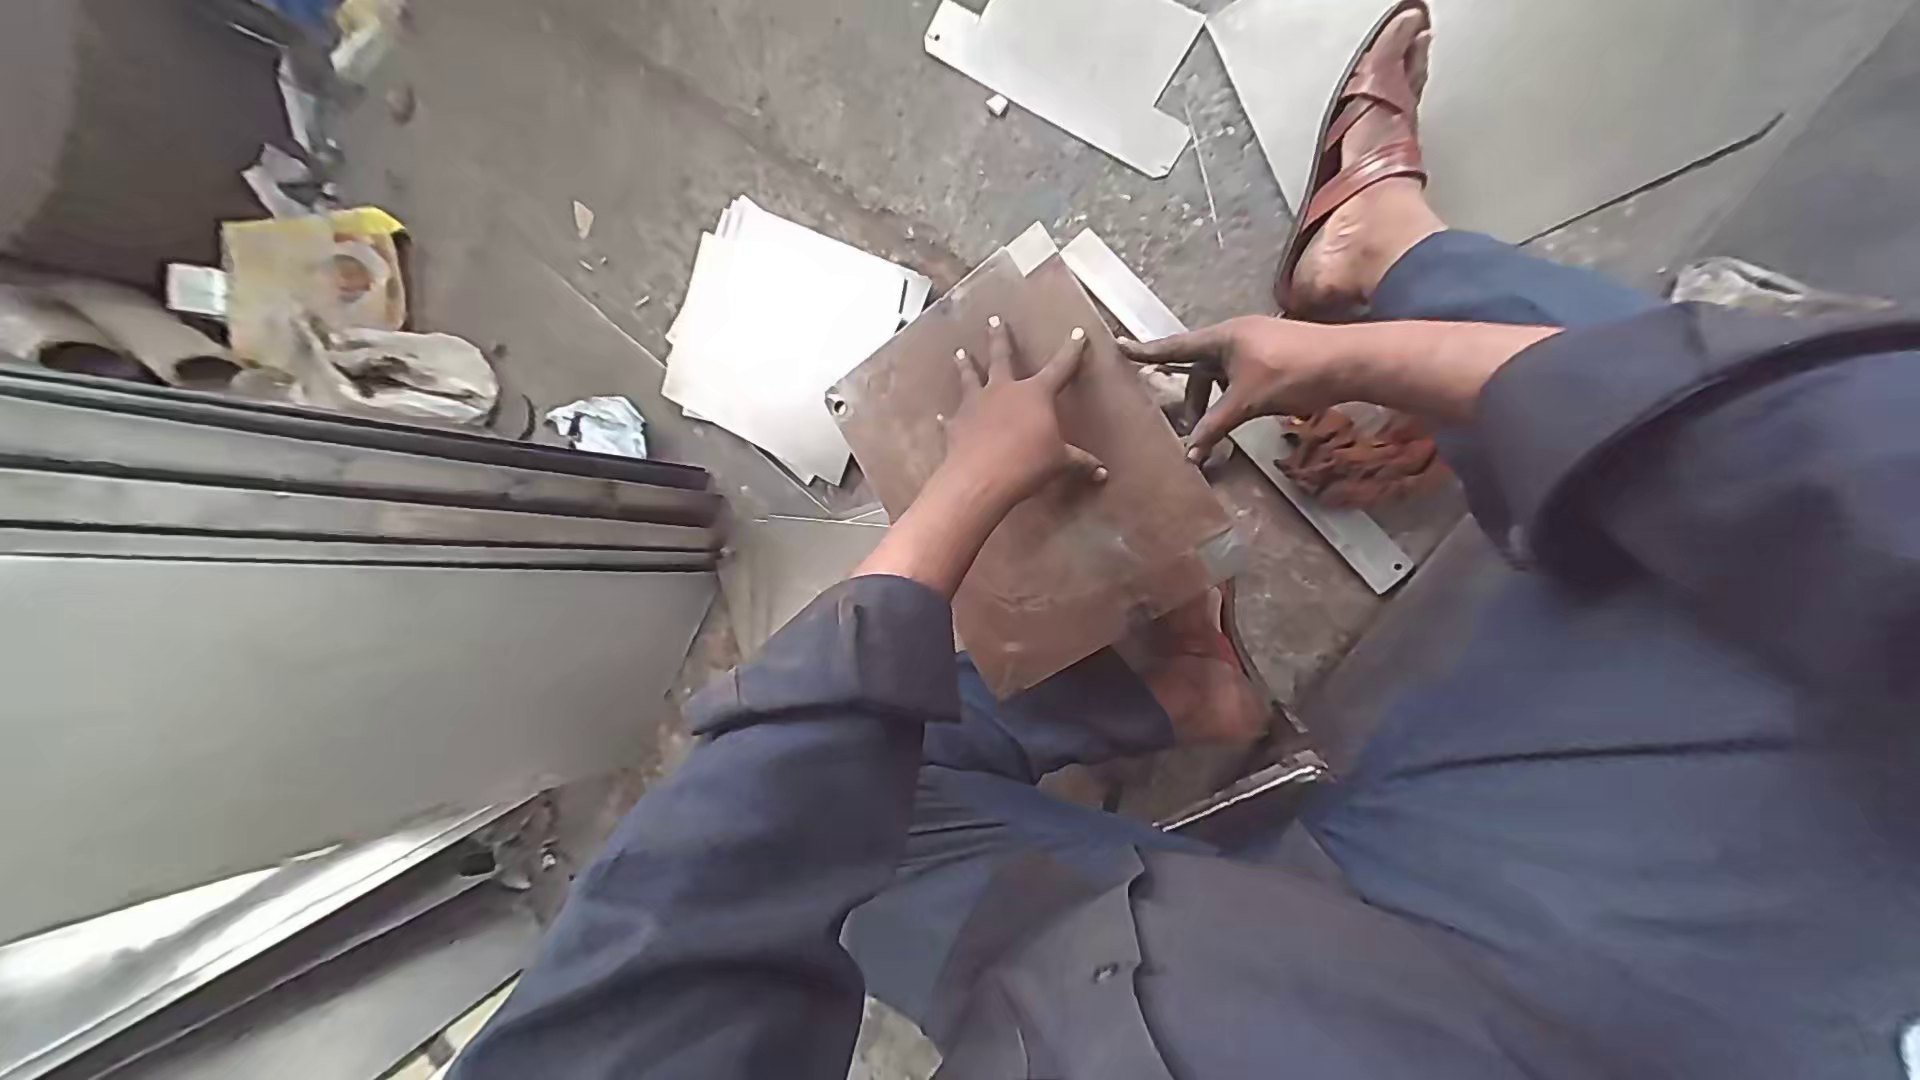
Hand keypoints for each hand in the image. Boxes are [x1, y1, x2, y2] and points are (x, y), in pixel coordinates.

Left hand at [940, 316, 1107, 510]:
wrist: (981, 478)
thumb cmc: (1028, 463)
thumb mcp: (1060, 462)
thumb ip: (1080, 462)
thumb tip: (1103, 472)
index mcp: (1035, 393)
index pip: (1060, 367)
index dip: (1071, 350)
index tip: (1077, 333)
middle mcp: (1004, 390)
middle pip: (1002, 357)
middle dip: (1000, 337)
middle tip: (994, 320)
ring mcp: (976, 404)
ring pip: (970, 377)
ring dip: (966, 364)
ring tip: (960, 351)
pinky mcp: (956, 424)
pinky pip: (951, 417)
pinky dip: (946, 417)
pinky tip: (941, 415)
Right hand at [1118, 316, 1353, 461]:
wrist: (1350, 362)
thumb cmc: (1293, 373)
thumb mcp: (1246, 402)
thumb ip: (1214, 427)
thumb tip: (1190, 457)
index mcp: (1222, 337)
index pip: (1175, 347)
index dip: (1146, 351)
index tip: (1120, 346)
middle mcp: (1233, 336)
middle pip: (1196, 368)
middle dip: (1189, 398)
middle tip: (1188, 427)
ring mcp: (1252, 345)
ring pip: (1216, 375)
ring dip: (1211, 401)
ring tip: (1214, 426)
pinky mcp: (1268, 356)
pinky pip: (1234, 376)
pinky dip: (1228, 396)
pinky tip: (1235, 415)